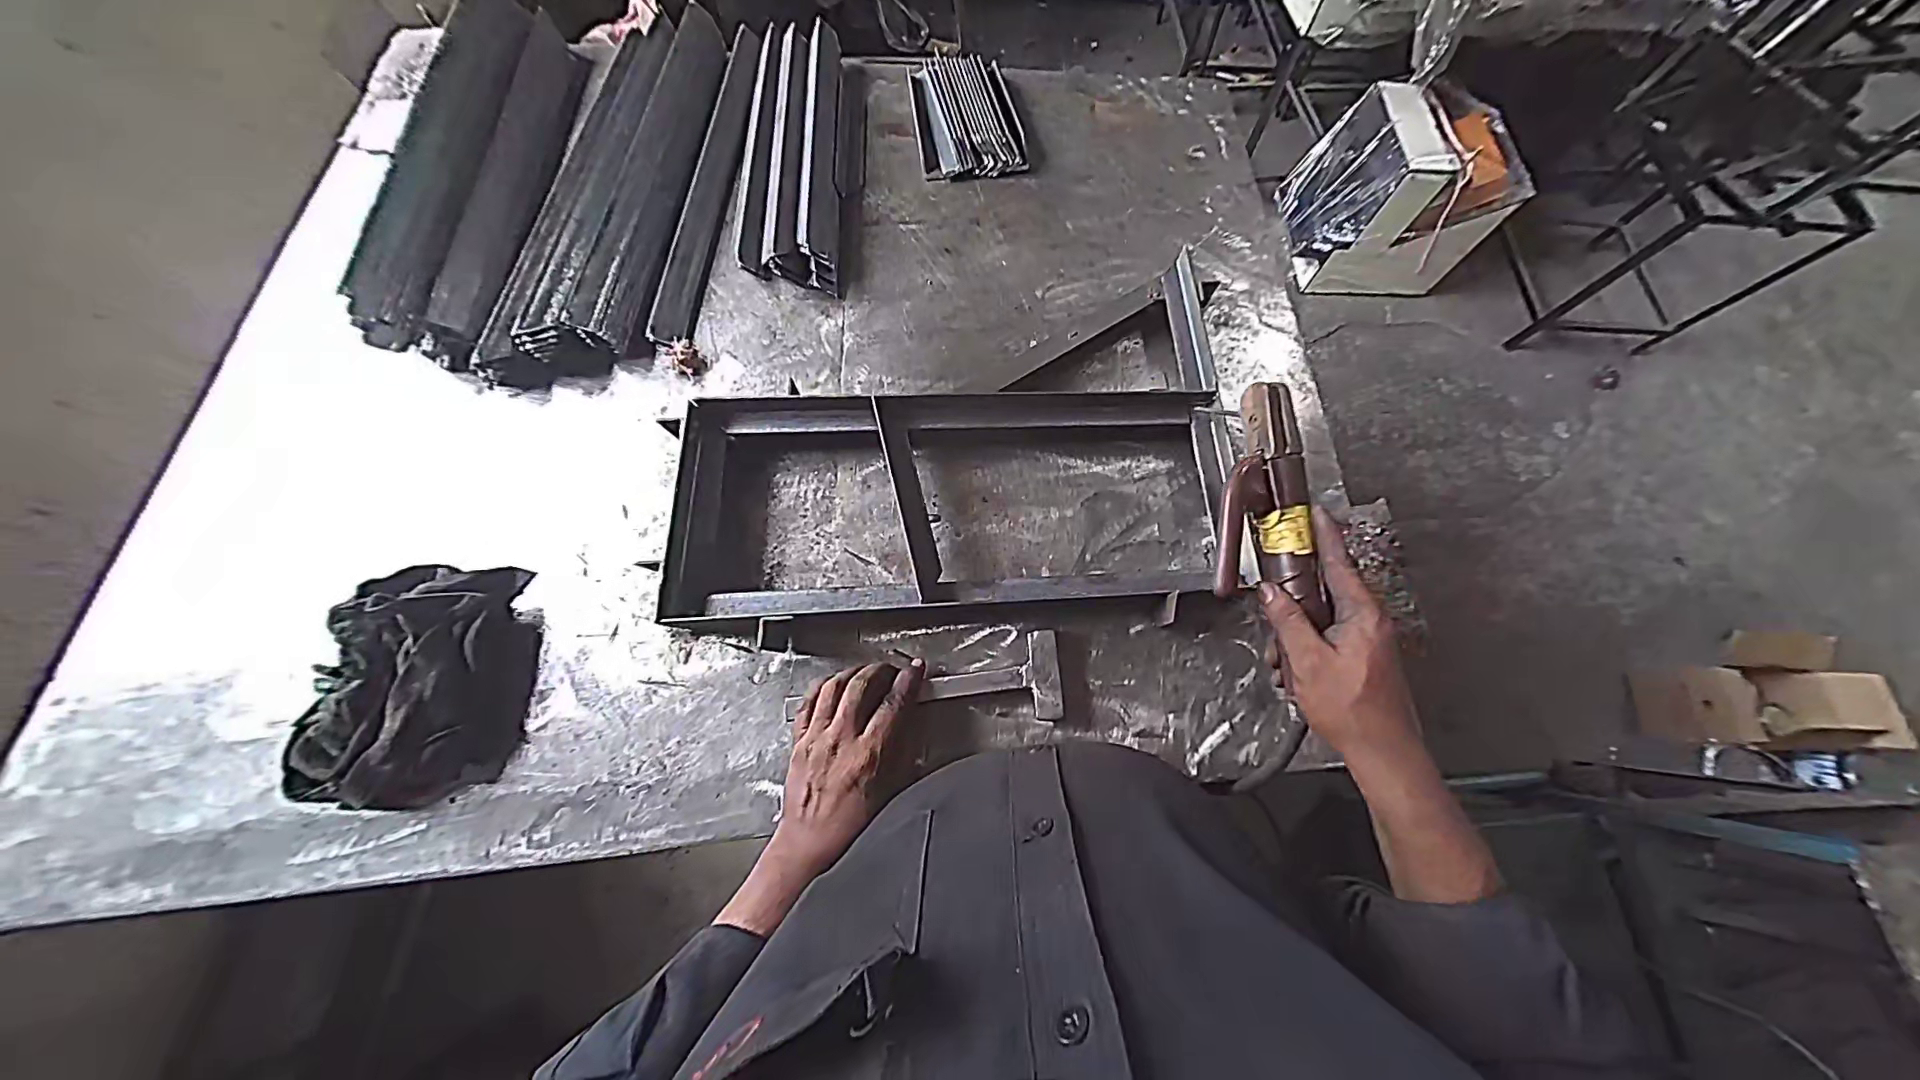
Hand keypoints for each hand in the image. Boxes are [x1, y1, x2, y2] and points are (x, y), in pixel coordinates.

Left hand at [716, 660, 923, 936]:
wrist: (810, 843)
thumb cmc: (850, 826)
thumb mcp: (891, 789)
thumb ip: (902, 751)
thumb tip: (910, 722)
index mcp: (869, 754)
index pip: (893, 703)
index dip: (908, 680)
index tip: (915, 671)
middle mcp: (840, 741)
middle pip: (862, 685)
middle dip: (880, 670)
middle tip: (891, 669)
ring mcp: (816, 738)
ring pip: (834, 687)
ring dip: (853, 672)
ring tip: (864, 671)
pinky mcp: (798, 741)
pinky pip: (809, 702)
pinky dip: (823, 686)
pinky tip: (832, 685)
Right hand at [1257, 507, 1420, 762]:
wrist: (1384, 752)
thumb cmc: (1354, 712)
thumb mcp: (1308, 662)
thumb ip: (1287, 621)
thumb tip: (1272, 592)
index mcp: (1362, 616)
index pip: (1339, 564)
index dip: (1325, 536)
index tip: (1317, 514)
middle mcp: (1369, 623)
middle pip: (1320, 596)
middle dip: (1290, 616)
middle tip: (1281, 642)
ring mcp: (1367, 641)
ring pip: (1318, 622)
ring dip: (1295, 643)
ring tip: (1291, 671)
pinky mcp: (1362, 656)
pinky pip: (1325, 641)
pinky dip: (1306, 655)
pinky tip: (1300, 678)